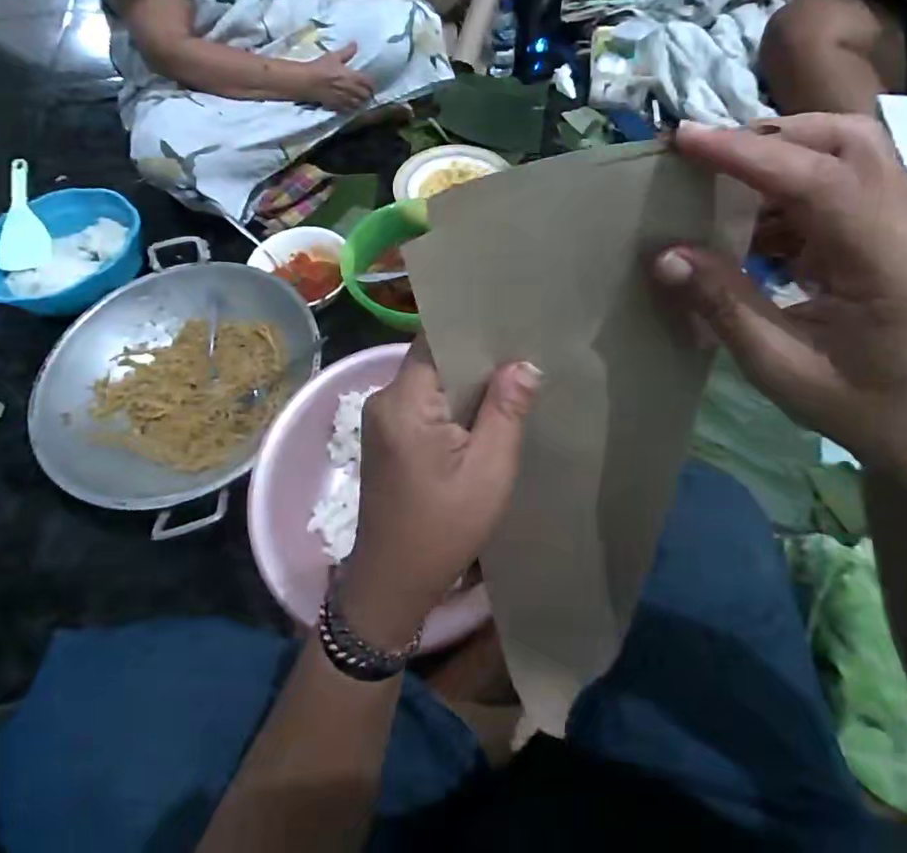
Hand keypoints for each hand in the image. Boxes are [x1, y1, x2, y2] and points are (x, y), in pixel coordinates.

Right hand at [295, 43, 374, 110]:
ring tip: (359, 101)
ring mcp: (344, 100)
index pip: (369, 83)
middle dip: (367, 95)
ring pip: (358, 104)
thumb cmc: (320, 67)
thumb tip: (355, 43)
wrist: (306, 81)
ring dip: (360, 103)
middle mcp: (351, 90)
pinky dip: (350, 109)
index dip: (372, 85)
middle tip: (366, 94)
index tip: (371, 85)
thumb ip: (347, 51)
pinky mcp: (337, 106)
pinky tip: (349, 106)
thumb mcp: (334, 56)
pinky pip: (348, 110)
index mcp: (353, 77)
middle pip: (366, 96)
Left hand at [342, 339, 540, 649]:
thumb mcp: (489, 471)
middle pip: (433, 359)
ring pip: (431, 382)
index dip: (473, 331)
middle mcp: (384, 400)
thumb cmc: (442, 529)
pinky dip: (453, 404)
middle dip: (477, 358)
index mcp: (404, 401)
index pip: (435, 340)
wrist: (393, 582)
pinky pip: (424, 404)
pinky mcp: (387, 438)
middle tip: (524, 352)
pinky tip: (485, 413)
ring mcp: (382, 420)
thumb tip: (523, 362)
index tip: (512, 324)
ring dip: (467, 384)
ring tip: (512, 380)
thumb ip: (506, 411)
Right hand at [653, 117, 906, 468]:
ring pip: (852, 153)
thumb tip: (665, 254)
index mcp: (888, 265)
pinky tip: (759, 227)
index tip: (687, 139)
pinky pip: (846, 184)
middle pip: (850, 142)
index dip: (748, 153)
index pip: (819, 179)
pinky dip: (795, 188)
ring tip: (727, 184)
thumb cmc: (855, 408)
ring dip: (785, 155)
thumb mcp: (779, 368)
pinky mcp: (895, 233)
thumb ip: (724, 305)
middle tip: (710, 155)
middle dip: (774, 135)